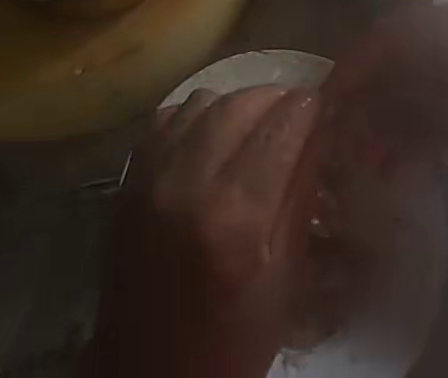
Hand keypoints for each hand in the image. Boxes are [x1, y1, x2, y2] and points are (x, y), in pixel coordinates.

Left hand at [87, 85, 321, 377]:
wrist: (148, 369)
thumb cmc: (232, 338)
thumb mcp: (284, 278)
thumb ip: (299, 196)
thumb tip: (318, 132)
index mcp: (235, 218)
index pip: (278, 132)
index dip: (305, 108)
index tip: (320, 100)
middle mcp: (187, 183)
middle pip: (238, 106)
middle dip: (273, 97)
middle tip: (293, 107)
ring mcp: (150, 175)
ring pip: (201, 101)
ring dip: (235, 102)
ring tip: (254, 122)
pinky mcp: (128, 176)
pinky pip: (167, 117)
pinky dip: (195, 115)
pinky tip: (211, 135)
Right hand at [323, 2, 447, 214]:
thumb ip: (406, 117)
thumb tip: (348, 116)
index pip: (390, 37)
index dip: (353, 70)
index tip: (326, 105)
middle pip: (400, 59)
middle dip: (367, 99)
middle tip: (341, 135)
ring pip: (420, 84)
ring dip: (390, 119)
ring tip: (372, 158)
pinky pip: (445, 103)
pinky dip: (419, 129)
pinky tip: (406, 158)